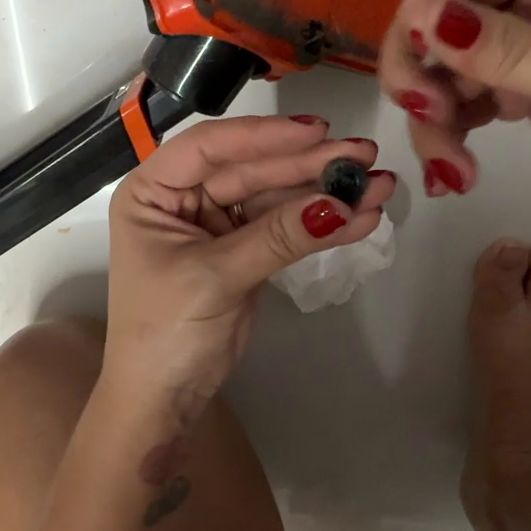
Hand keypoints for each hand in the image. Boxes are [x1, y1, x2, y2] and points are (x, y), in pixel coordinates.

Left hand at [100, 116, 396, 401]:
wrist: (164, 398)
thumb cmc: (165, 331)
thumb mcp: (215, 277)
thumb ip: (278, 237)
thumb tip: (343, 205)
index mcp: (151, 192)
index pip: (207, 147)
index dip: (263, 135)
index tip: (317, 132)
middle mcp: (182, 199)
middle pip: (250, 169)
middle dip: (306, 165)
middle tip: (364, 155)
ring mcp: (216, 225)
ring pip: (274, 196)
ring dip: (324, 193)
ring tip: (378, 186)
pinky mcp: (244, 251)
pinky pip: (285, 228)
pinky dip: (321, 224)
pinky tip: (361, 217)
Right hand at [376, 0, 530, 213]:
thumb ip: (512, 50)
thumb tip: (425, 19)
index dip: (426, 5)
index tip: (419, 67)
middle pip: (445, 15)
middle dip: (421, 68)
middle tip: (423, 118)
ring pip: (449, 63)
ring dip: (434, 114)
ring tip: (450, 169)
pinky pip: (470, 96)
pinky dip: (453, 130)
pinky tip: (456, 171)